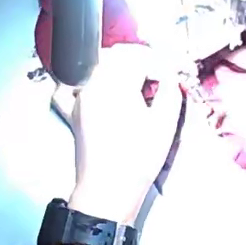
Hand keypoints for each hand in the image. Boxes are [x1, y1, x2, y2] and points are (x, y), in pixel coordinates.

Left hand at [68, 44, 181, 224]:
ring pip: (97, 65)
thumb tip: (171, 78)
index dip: (161, 64)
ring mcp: (80, 97)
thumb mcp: (165, 123)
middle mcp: (93, 84)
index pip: (141, 57)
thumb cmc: (136, 161)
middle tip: (159, 74)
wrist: (109, 189)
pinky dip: (87, 81)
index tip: (172, 73)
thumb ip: (171, 91)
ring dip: (118, 66)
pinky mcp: (74, 112)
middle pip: (117, 55)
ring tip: (136, 80)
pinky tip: (99, 88)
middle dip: (140, 59)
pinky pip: (73, 86)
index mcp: (116, 82)